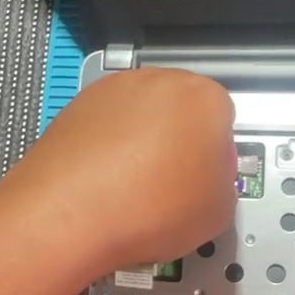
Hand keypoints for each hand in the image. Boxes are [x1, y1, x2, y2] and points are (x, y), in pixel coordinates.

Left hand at [0, 68, 237, 275]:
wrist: (71, 212)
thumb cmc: (146, 207)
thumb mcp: (218, 213)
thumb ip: (223, 185)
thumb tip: (210, 186)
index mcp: (204, 98)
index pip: (223, 120)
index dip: (215, 155)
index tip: (205, 179)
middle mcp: (159, 82)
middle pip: (180, 110)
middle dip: (179, 142)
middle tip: (172, 185)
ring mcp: (114, 90)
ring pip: (140, 115)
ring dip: (142, 143)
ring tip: (135, 189)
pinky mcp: (78, 104)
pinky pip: (105, 125)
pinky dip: (107, 147)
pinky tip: (106, 183)